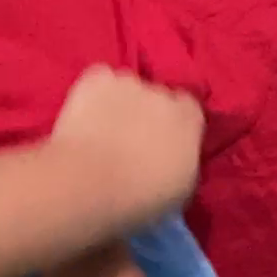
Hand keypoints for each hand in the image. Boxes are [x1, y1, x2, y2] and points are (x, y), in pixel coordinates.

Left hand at [44, 65, 204, 230]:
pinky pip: (100, 78)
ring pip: (127, 86)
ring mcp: (129, 81)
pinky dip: (95, 91)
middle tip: (129, 139)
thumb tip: (175, 154)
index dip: (174, 123)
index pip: (188, 109)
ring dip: (120, 101)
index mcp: (189, 120)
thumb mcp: (180, 188)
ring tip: (102, 128)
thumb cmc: (140, 199)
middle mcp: (163, 94)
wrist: (90, 183)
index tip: (161, 141)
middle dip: (146, 112)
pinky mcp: (97, 77)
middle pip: (157, 96)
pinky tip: (87, 112)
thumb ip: (183, 159)